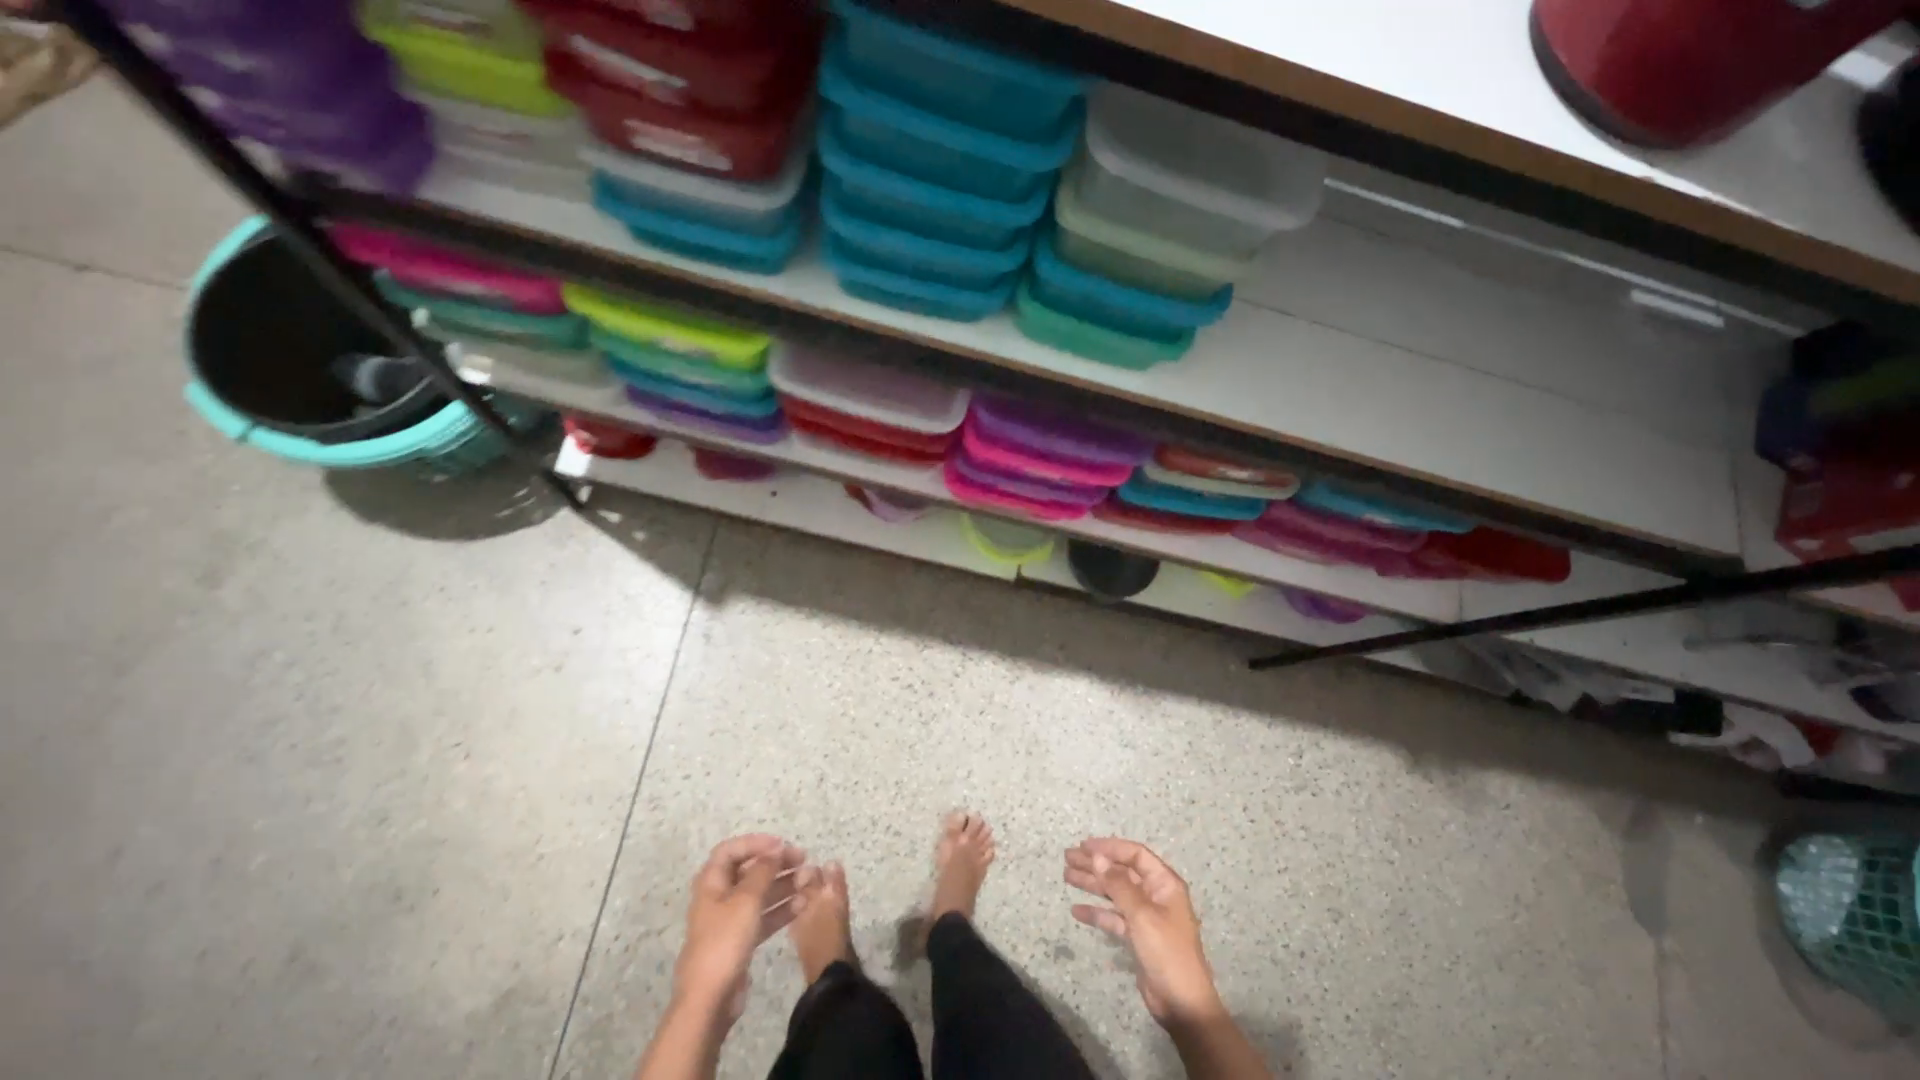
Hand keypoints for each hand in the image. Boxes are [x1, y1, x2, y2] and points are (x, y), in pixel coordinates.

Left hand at [674, 834, 811, 1021]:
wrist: (710, 998)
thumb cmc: (725, 941)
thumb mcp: (746, 901)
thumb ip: (762, 872)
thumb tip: (775, 849)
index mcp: (711, 883)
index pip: (730, 851)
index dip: (755, 843)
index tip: (782, 845)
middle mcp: (719, 897)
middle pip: (748, 871)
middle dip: (775, 864)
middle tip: (803, 860)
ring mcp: (730, 921)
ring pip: (759, 895)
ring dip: (783, 885)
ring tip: (809, 881)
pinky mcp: (741, 941)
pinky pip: (763, 917)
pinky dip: (781, 910)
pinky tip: (803, 906)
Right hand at [1065, 838, 1222, 1026]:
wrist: (1181, 1001)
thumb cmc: (1166, 951)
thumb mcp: (1141, 914)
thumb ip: (1118, 884)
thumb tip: (1097, 857)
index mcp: (1164, 884)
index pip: (1135, 855)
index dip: (1110, 848)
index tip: (1084, 846)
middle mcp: (1156, 896)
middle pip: (1122, 872)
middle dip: (1096, 864)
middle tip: (1067, 857)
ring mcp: (1146, 917)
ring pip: (1115, 893)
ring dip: (1092, 885)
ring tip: (1066, 876)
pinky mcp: (1137, 937)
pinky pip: (1113, 918)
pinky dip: (1096, 913)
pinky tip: (1076, 911)